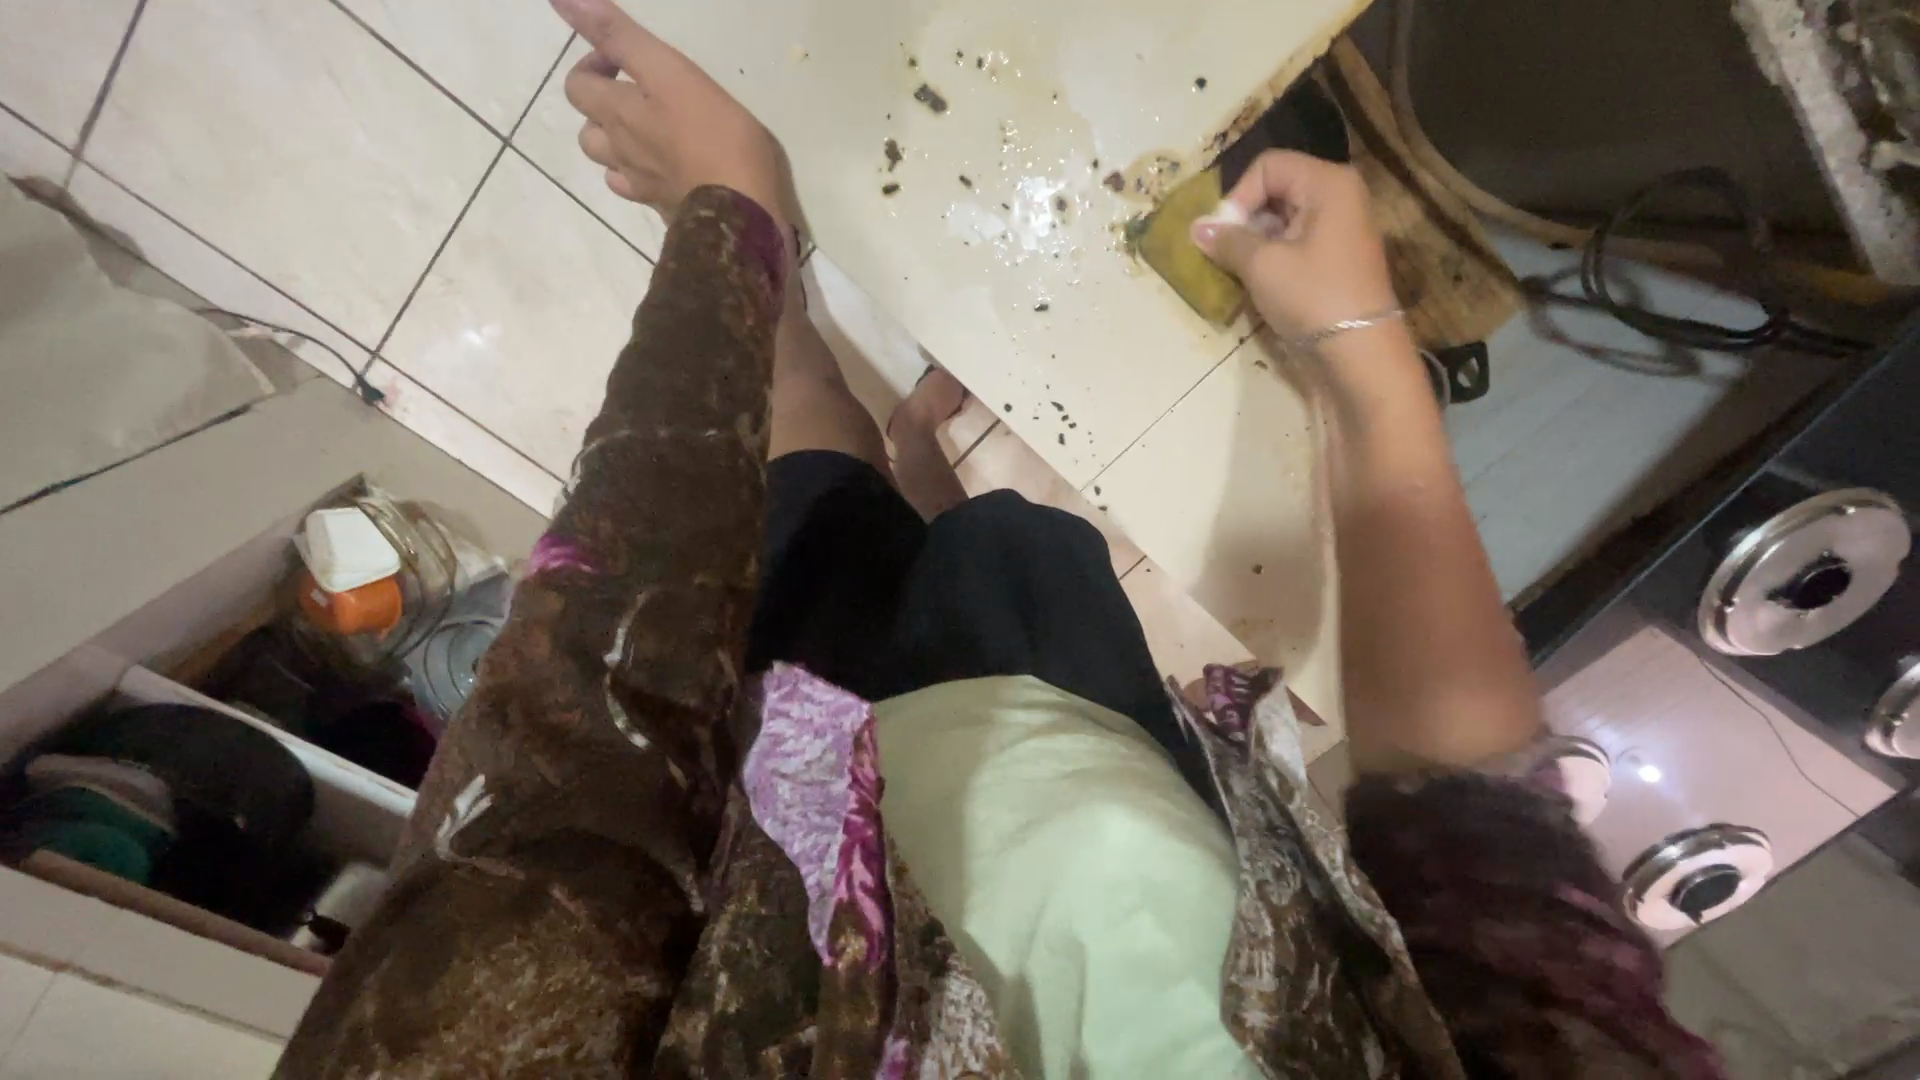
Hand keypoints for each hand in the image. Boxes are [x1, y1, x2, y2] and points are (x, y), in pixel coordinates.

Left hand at [548, 0, 796, 231]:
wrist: (741, 212)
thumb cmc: (715, 137)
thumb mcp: (669, 71)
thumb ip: (618, 36)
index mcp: (618, 116)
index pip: (577, 87)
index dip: (591, 67)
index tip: (623, 63)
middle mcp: (622, 154)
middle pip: (589, 134)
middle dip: (603, 113)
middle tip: (637, 103)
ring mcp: (644, 189)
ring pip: (611, 169)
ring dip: (619, 152)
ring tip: (647, 143)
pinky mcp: (669, 212)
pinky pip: (643, 198)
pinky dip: (644, 184)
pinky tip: (663, 178)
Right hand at [1189, 150, 1398, 338]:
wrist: (1357, 352)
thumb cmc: (1312, 297)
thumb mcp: (1262, 266)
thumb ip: (1227, 241)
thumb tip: (1196, 228)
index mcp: (1328, 183)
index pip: (1268, 166)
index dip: (1238, 196)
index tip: (1224, 235)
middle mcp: (1338, 196)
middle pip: (1276, 190)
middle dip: (1245, 220)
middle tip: (1227, 255)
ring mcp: (1339, 229)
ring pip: (1283, 219)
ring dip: (1255, 242)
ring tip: (1240, 271)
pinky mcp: (1334, 259)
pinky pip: (1294, 243)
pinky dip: (1271, 258)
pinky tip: (1260, 283)